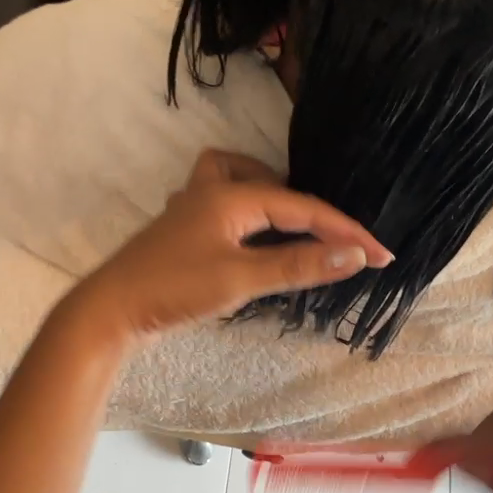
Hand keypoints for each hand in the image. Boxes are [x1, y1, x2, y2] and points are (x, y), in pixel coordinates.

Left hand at [60, 150, 391, 349]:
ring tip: (298, 225)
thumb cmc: (173, 289)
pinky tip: (252, 237)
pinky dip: (249, 212)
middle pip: (274, 185)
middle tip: (340, 241)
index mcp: (230, 194)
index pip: (303, 206)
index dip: (346, 231)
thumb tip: (355, 255)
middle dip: (312, 210)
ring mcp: (192, 208)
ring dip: (274, 198)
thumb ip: (297, 265)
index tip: (382, 254)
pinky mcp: (183, 229)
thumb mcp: (240, 279)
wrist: (110, 310)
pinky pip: (226, 205)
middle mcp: (211, 189)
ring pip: (240, 182)